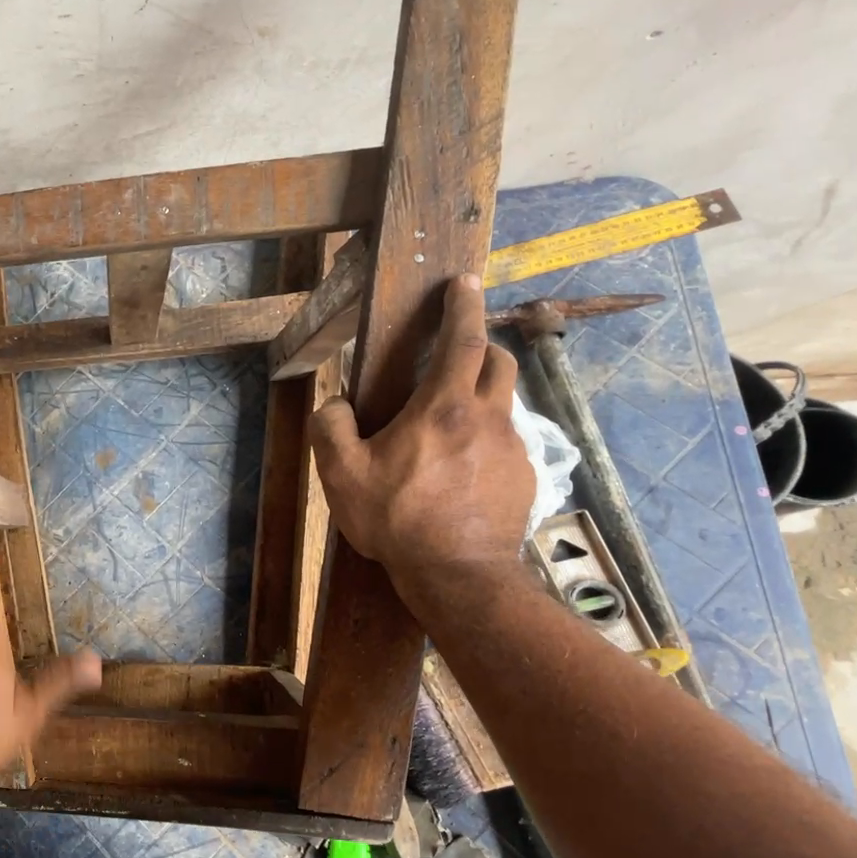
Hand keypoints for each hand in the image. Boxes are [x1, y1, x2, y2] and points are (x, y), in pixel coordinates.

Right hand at [309, 273, 532, 589]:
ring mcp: (514, 448)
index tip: (462, 282)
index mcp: (443, 409)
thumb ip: (331, 428)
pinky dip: (484, 436)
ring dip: (482, 393)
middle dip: (482, 344)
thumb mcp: (341, 474)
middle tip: (456, 350)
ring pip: (505, 401)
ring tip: (449, 420)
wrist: (458, 575)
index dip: (463, 307)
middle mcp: (488, 418)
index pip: (463, 341)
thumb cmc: (396, 518)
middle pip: (500, 361)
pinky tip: (459, 467)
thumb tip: (336, 404)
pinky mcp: (524, 476)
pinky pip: (506, 440)